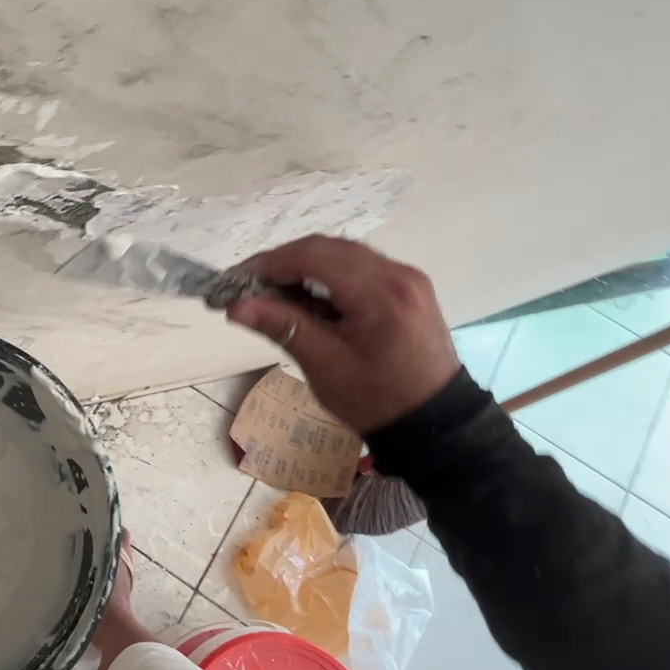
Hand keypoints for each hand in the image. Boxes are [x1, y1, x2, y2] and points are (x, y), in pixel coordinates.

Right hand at [225, 236, 460, 434]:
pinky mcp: (406, 286)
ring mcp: (406, 277)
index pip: (314, 257)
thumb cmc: (375, 399)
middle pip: (327, 248)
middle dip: (283, 262)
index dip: (270, 263)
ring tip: (272, 292)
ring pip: (342, 254)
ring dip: (303, 266)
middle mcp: (397, 273)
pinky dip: (326, 274)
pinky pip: (358, 267)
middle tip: (248, 286)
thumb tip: (236, 306)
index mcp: (380, 293)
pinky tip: (306, 296)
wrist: (433, 422)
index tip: (236, 280)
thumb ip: (282, 326)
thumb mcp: (324, 365)